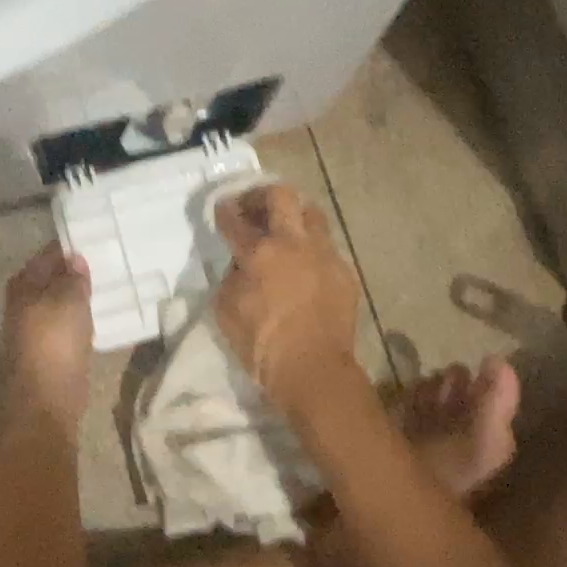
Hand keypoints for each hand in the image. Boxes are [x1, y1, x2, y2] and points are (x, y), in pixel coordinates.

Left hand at [0, 243, 94, 434]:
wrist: (41, 403)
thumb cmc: (53, 343)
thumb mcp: (69, 301)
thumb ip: (73, 279)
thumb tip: (74, 258)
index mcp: (23, 286)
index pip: (47, 256)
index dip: (69, 249)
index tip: (95, 242)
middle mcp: (23, 307)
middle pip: (50, 283)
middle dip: (72, 276)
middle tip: (106, 267)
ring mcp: (34, 335)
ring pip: (58, 308)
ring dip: (76, 302)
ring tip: (106, 292)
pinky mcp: (48, 359)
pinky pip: (66, 332)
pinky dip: (79, 326)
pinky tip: (97, 324)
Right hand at [212, 185, 362, 414]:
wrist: (314, 370)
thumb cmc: (262, 346)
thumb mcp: (226, 311)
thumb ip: (231, 277)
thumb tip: (241, 264)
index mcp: (260, 253)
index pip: (235, 219)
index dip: (225, 210)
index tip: (222, 209)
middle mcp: (294, 243)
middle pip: (281, 195)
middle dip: (261, 195)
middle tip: (253, 208)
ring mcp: (325, 255)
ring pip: (312, 214)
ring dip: (294, 216)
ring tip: (284, 232)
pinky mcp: (345, 272)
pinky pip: (327, 248)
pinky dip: (311, 250)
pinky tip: (304, 268)